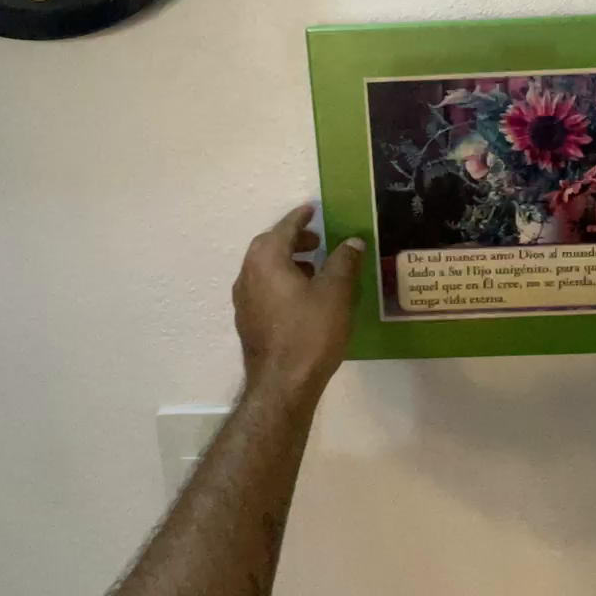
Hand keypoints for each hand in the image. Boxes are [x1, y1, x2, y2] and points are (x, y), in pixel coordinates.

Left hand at [231, 205, 365, 397]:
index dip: (300, 218)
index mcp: (266, 261)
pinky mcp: (247, 322)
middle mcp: (247, 275)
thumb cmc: (310, 333)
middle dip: (293, 240)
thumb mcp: (336, 292)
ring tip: (315, 268)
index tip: (312, 210)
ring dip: (288, 262)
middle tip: (317, 240)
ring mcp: (243, 301)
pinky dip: (281, 281)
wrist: (282, 385)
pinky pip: (264, 288)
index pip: (283, 229)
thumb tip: (352, 241)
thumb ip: (344, 261)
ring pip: (265, 269)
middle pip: (269, 246)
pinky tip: (303, 296)